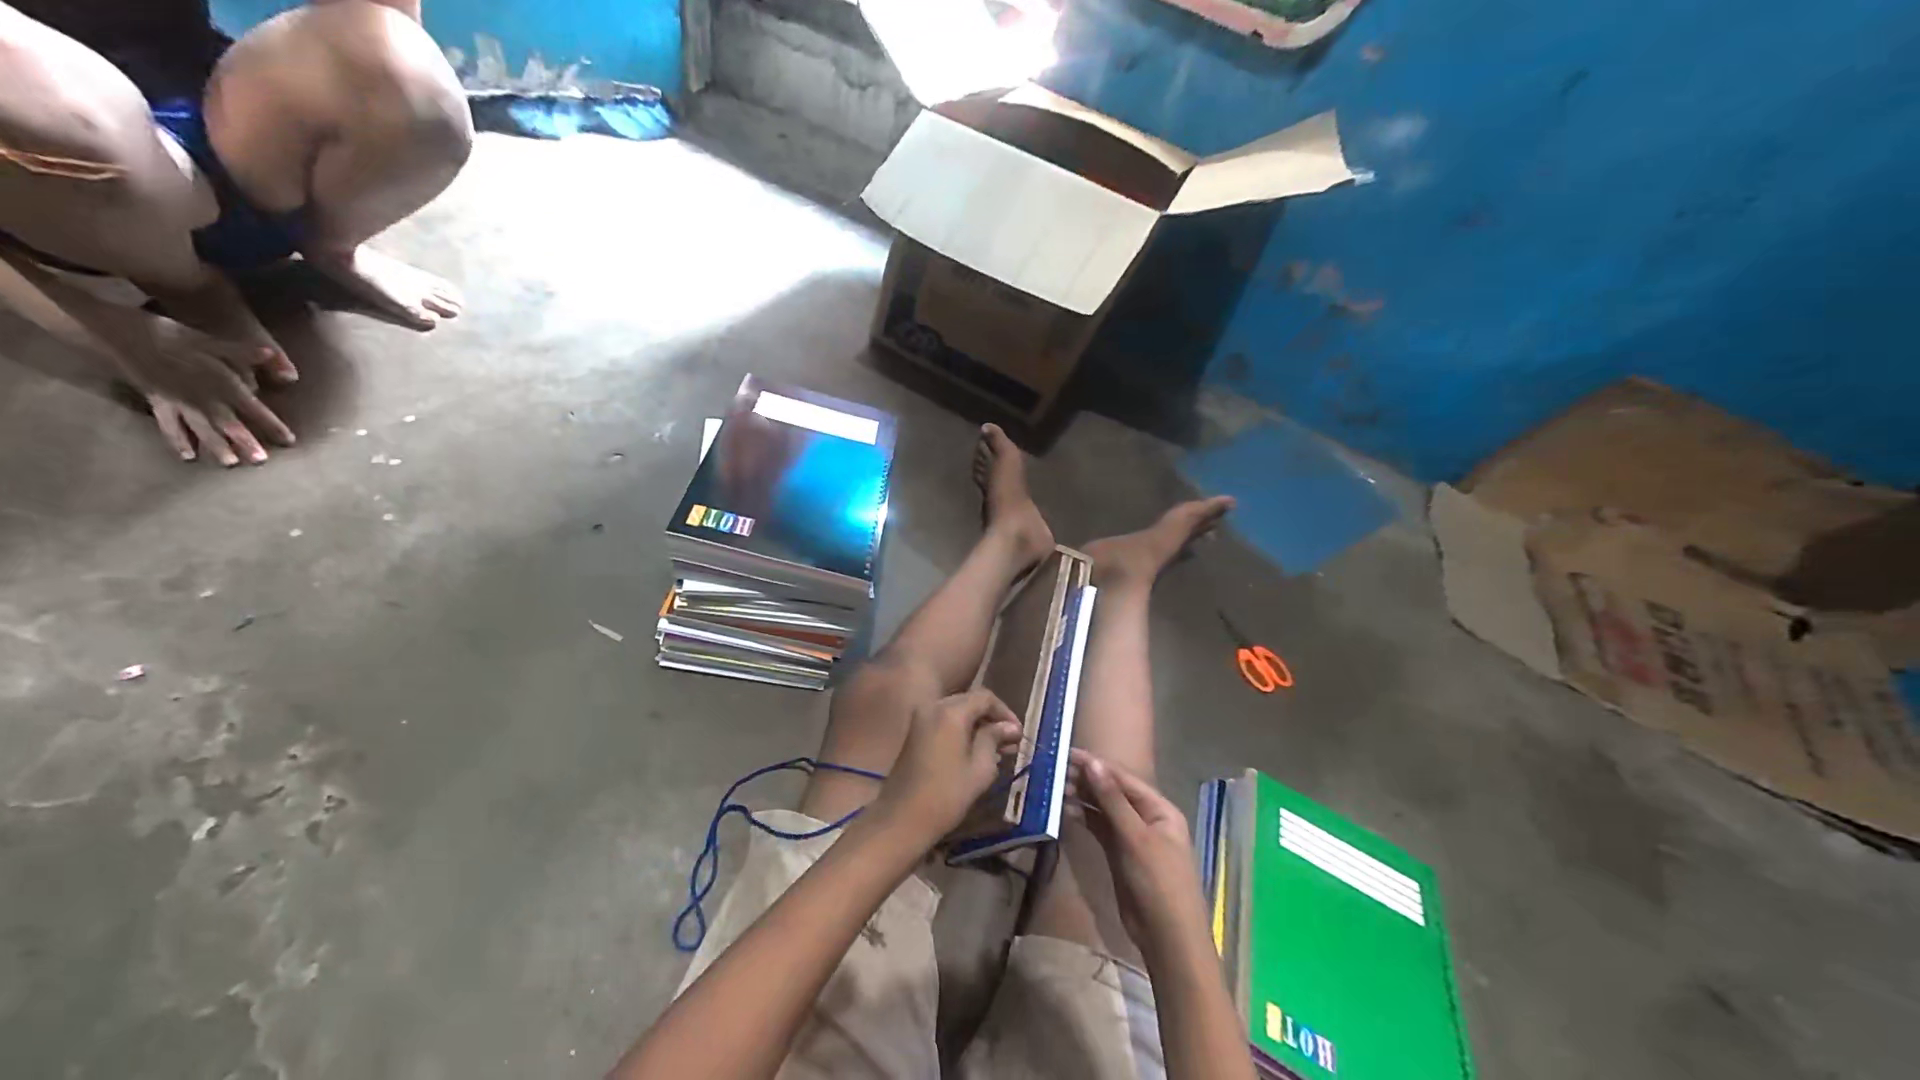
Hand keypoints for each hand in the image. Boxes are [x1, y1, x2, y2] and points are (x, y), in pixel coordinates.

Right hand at [91, 305, 294, 464]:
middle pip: (228, 424)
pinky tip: (187, 457)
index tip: (289, 441)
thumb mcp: (212, 342)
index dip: (271, 425)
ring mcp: (178, 402)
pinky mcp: (157, 402)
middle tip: (261, 461)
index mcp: (221, 383)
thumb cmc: (174, 336)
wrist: (122, 332)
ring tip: (230, 464)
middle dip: (246, 443)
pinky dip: (178, 441)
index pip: (253, 409)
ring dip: (216, 447)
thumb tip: (270, 354)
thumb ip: (243, 352)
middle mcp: (202, 397)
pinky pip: (169, 425)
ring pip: (201, 429)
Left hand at [869, 689, 1022, 846]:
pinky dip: (961, 731)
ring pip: (956, 712)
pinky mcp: (914, 733)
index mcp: (951, 712)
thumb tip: (1010, 727)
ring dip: (977, 726)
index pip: (985, 697)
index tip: (1019, 734)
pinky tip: (975, 751)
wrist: (901, 819)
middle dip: (991, 719)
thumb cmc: (946, 795)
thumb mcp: (980, 768)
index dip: (1005, 713)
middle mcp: (933, 707)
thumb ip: (994, 739)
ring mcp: (920, 719)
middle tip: (1011, 742)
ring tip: (998, 749)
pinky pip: (943, 722)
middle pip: (969, 701)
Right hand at [1069, 750, 1207, 951]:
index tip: (1066, 753)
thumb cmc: (1158, 882)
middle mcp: (1147, 817)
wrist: (1168, 937)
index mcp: (1159, 809)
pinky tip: (1064, 809)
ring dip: (1082, 798)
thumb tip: (1093, 763)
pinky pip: (1100, 829)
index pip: (1123, 778)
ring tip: (1054, 786)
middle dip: (1086, 780)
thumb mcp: (1136, 837)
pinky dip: (1084, 818)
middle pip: (1113, 791)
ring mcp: (1133, 836)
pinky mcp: (1120, 854)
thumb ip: (1113, 799)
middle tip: (1054, 769)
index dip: (1095, 765)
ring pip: (1104, 809)